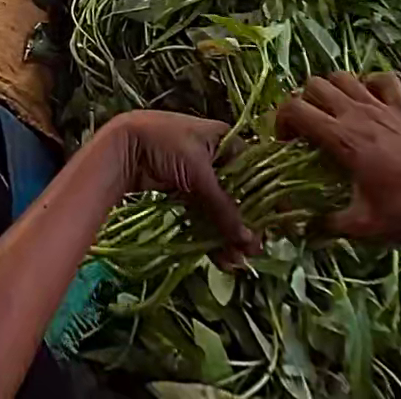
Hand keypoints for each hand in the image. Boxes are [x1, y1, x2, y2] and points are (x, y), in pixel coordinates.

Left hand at [98, 110, 260, 259]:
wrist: (122, 145)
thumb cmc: (165, 145)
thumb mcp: (198, 173)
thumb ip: (223, 208)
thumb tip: (251, 241)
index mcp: (223, 138)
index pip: (253, 169)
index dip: (266, 196)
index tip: (279, 224)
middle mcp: (213, 154)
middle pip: (237, 191)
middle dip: (245, 222)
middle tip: (254, 250)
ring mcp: (196, 172)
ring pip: (219, 206)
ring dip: (227, 232)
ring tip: (236, 261)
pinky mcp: (181, 188)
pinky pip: (201, 212)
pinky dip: (209, 231)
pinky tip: (219, 256)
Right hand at [277, 73, 400, 258]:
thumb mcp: (363, 227)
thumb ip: (326, 224)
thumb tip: (300, 228)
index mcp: (341, 137)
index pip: (294, 108)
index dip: (281, 120)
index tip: (286, 142)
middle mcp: (358, 113)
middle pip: (315, 84)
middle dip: (304, 102)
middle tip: (308, 129)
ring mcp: (383, 108)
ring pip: (343, 76)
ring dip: (332, 90)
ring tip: (334, 114)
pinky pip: (383, 80)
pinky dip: (370, 83)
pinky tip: (370, 102)